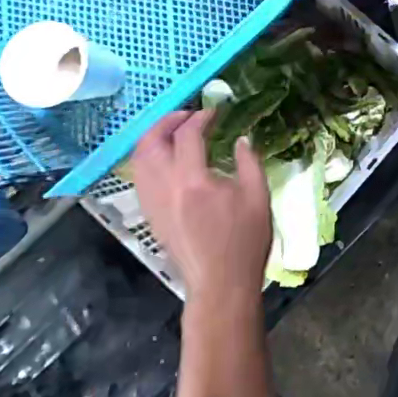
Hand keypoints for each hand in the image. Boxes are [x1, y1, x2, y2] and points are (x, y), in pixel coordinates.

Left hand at [125, 110, 271, 310]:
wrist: (222, 282)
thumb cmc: (245, 241)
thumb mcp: (258, 196)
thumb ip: (248, 162)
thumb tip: (241, 140)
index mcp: (194, 181)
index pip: (188, 136)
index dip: (200, 118)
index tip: (214, 113)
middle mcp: (166, 187)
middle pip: (151, 142)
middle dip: (166, 121)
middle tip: (187, 116)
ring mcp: (153, 202)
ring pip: (139, 159)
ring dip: (153, 138)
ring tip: (173, 133)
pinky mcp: (151, 215)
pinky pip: (140, 177)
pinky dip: (149, 160)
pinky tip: (166, 161)